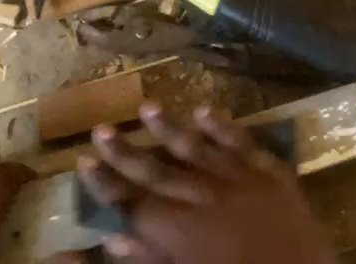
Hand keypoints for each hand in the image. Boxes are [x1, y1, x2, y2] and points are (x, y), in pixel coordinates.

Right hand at [66, 104, 334, 263]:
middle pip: (156, 171)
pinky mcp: (271, 174)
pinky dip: (223, 127)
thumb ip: (146, 259)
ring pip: (196, 147)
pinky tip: (205, 110)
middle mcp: (203, 197)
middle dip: (125, 151)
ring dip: (169, 127)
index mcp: (178, 232)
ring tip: (147, 107)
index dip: (107, 182)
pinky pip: (242, 143)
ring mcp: (239, 180)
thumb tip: (110, 238)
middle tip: (100, 128)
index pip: (132, 201)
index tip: (84, 161)